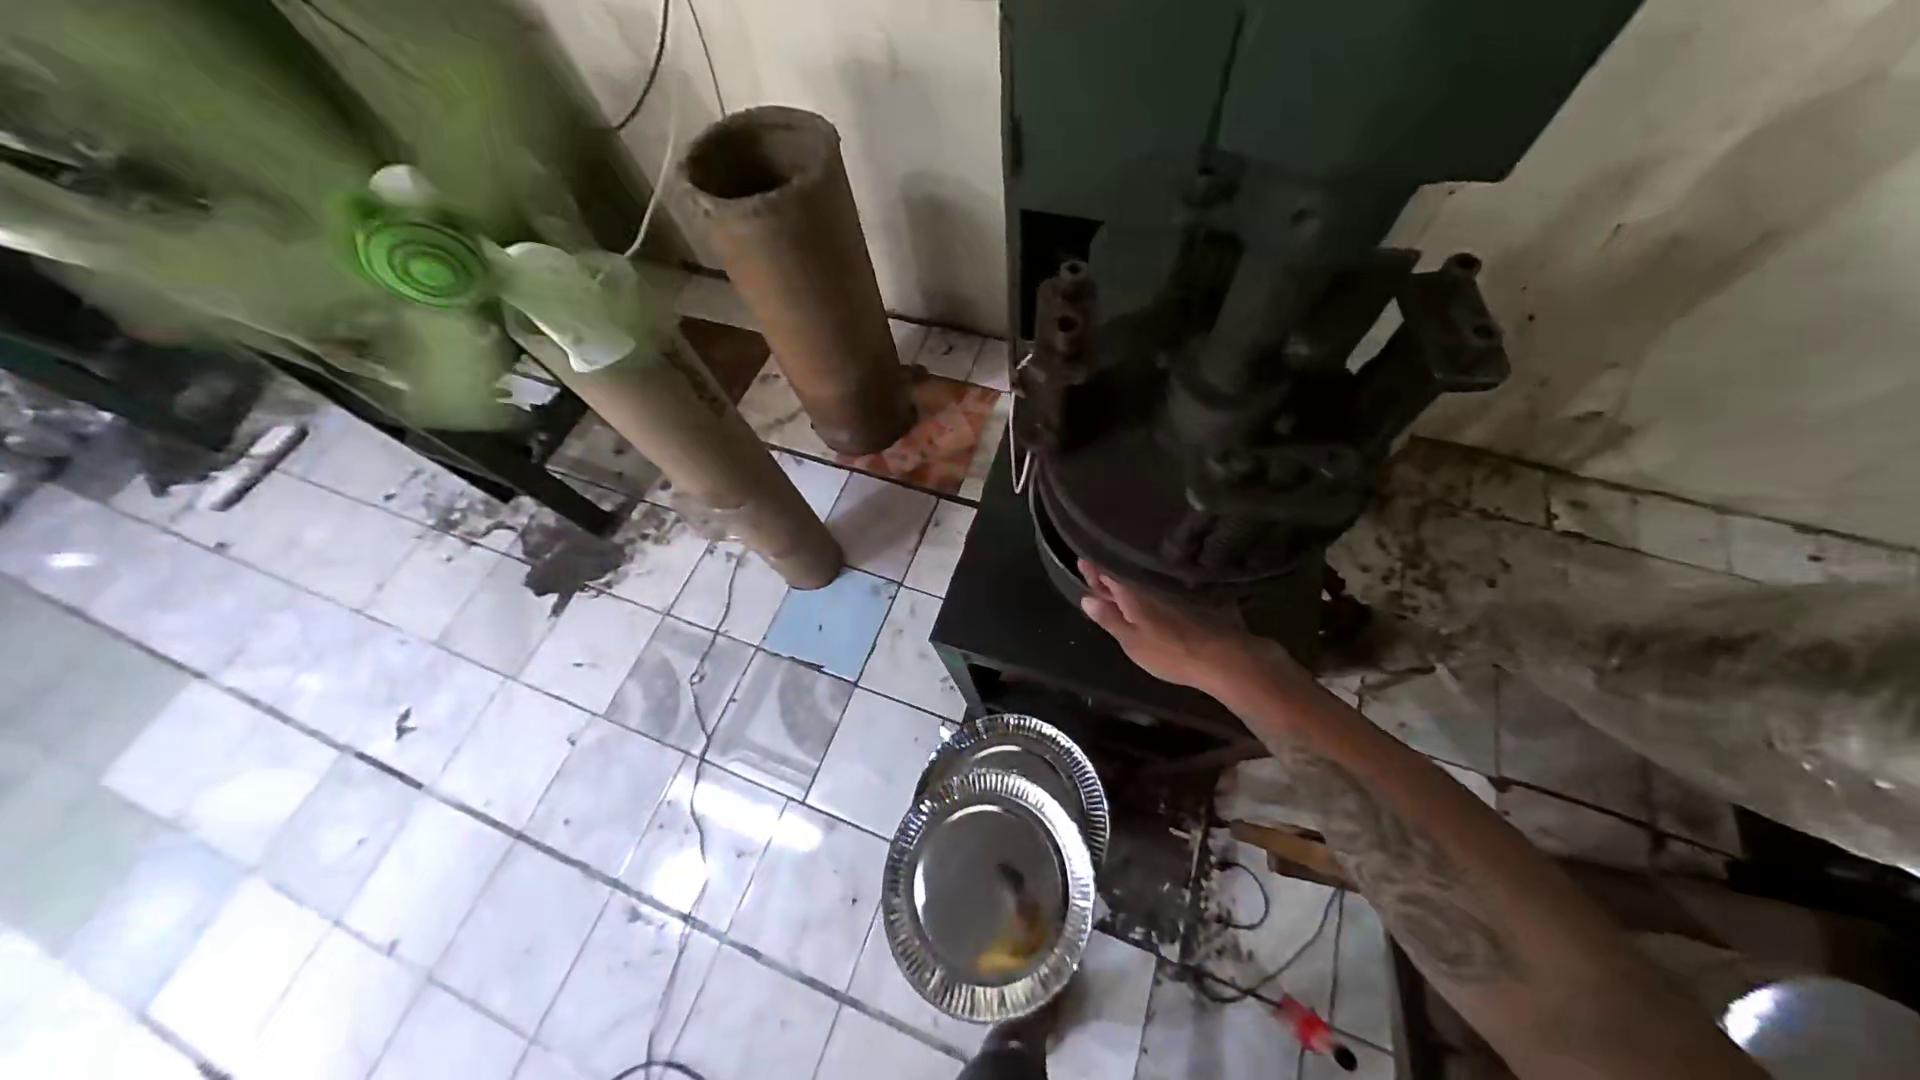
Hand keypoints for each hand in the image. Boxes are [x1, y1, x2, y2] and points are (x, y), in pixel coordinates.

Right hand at [1077, 560, 1262, 692]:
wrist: (1222, 657)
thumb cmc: (1169, 652)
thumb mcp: (1130, 640)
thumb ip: (1108, 618)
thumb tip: (1085, 598)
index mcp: (1132, 590)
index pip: (1105, 571)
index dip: (1092, 567)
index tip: (1082, 559)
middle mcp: (1152, 581)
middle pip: (1124, 572)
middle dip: (1108, 571)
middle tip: (1095, 569)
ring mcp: (1173, 586)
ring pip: (1145, 577)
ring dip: (1131, 576)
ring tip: (1117, 577)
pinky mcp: (1193, 594)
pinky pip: (1165, 582)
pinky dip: (1153, 583)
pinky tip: (1152, 588)